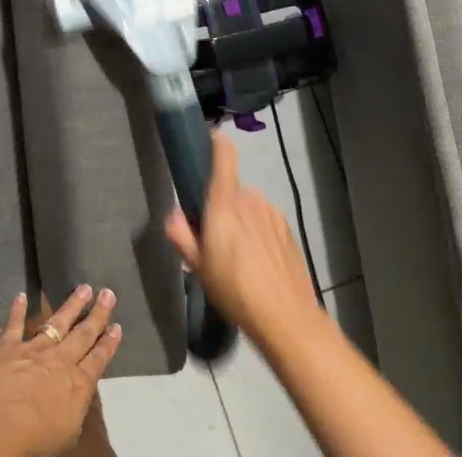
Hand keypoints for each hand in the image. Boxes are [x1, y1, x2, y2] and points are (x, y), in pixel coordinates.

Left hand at [0, 286, 122, 456]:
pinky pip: (14, 324)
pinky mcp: (8, 346)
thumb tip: (78, 398)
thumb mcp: (69, 434)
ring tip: (83, 288)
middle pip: (83, 334)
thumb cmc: (37, 439)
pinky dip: (18, 310)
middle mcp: (60, 360)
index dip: (108, 342)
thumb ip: (75, 410)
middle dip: (97, 314)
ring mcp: (34, 349)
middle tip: (108, 293)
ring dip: (71, 305)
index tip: (116, 325)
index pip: (98, 359)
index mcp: (78, 383)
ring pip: (56, 322)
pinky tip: (21, 295)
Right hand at [164, 131, 319, 336]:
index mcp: (224, 203)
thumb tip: (173, 216)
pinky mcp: (288, 230)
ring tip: (239, 256)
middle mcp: (250, 200)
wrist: (287, 318)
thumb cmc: (235, 290)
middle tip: (214, 238)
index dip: (216, 144)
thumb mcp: (199, 267)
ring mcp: (272, 214)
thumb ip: (182, 236)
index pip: (224, 156)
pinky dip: (259, 233)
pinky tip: (259, 263)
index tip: (208, 144)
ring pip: (249, 207)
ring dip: (242, 221)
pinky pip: (265, 221)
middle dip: (222, 206)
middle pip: (231, 190)